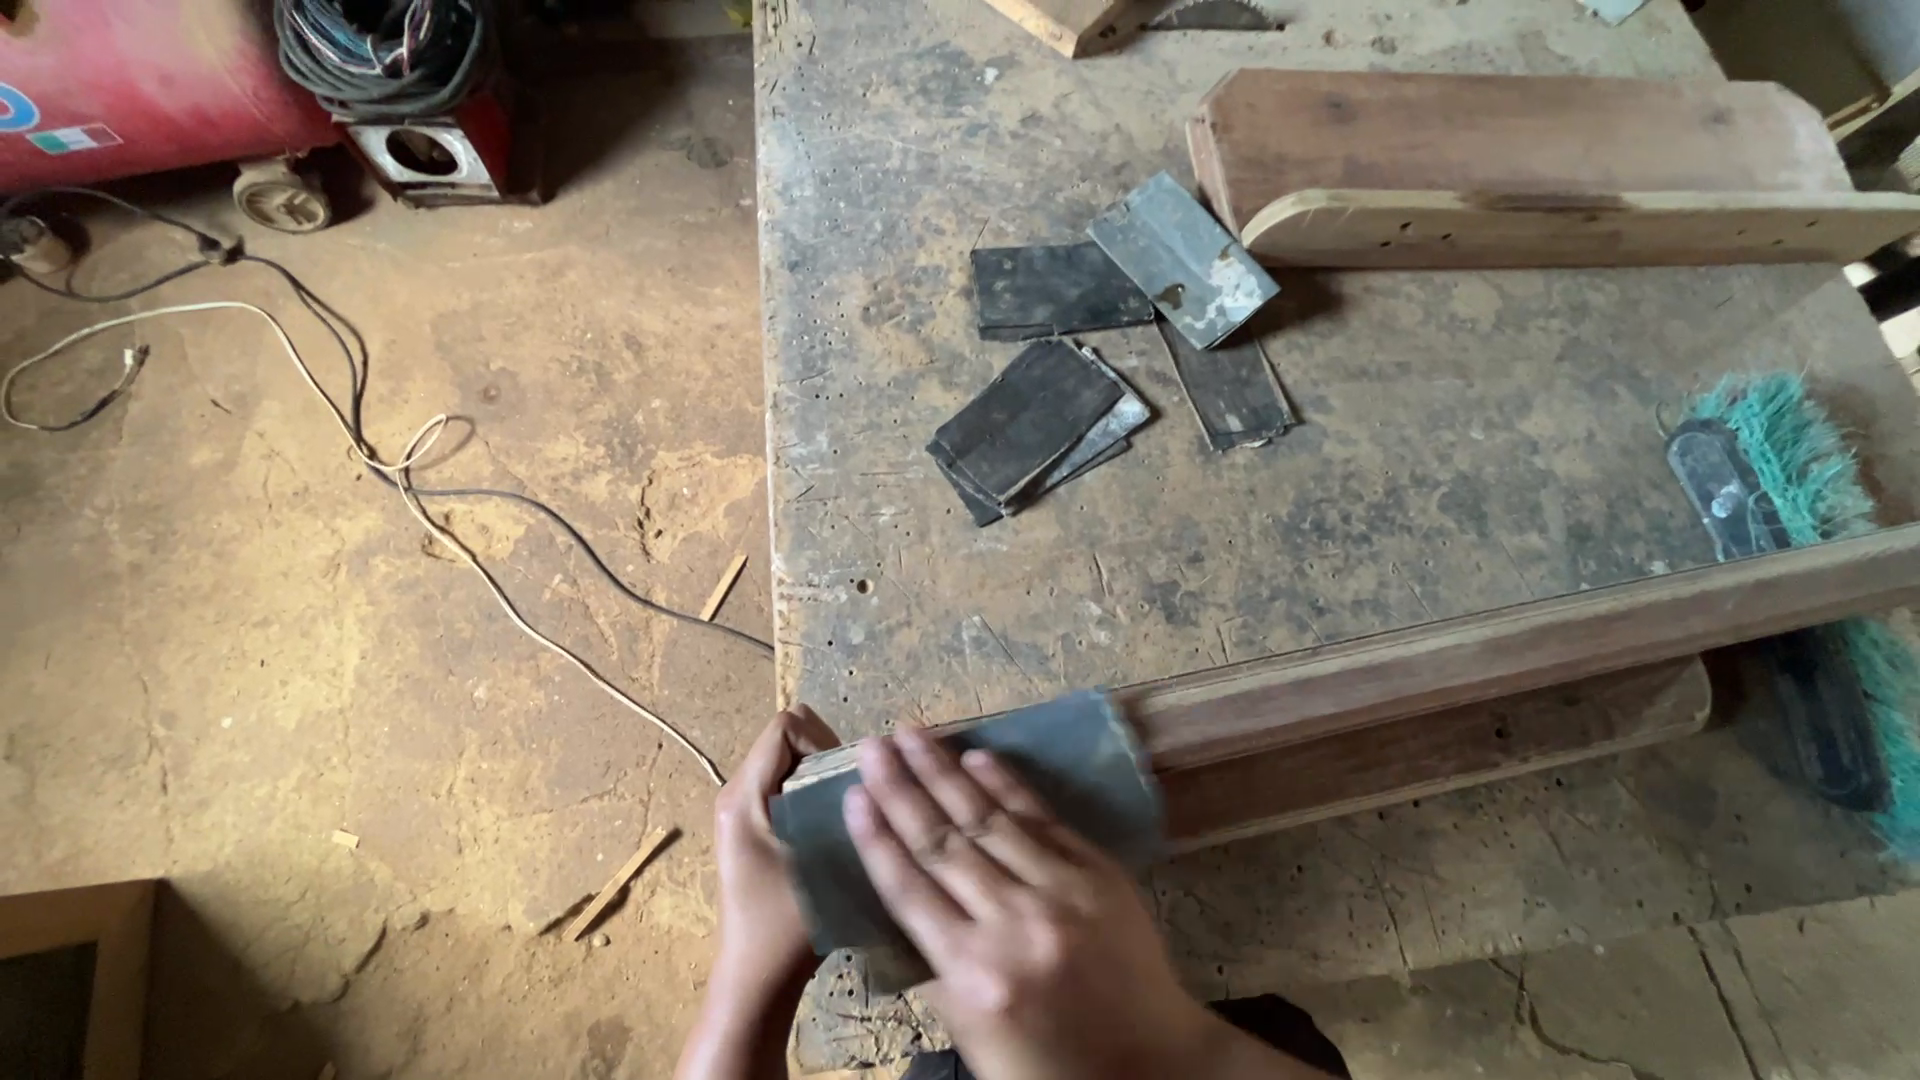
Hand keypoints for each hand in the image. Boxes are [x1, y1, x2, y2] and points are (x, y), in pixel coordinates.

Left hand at [712, 703, 839, 993]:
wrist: (756, 980)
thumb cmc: (787, 925)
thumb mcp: (824, 862)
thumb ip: (846, 813)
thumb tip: (878, 773)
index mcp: (743, 796)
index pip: (784, 727)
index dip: (822, 739)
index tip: (845, 779)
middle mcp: (735, 793)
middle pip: (787, 739)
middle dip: (825, 755)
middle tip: (851, 795)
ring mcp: (741, 810)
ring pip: (789, 762)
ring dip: (821, 776)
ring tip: (845, 812)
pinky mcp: (752, 826)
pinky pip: (785, 784)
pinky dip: (812, 792)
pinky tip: (832, 828)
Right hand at [842, 728, 1216, 1079]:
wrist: (1152, 1064)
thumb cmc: (1050, 1062)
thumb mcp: (974, 1035)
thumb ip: (937, 966)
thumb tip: (907, 899)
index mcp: (972, 973)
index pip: (909, 889)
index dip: (876, 838)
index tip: (853, 796)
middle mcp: (1011, 923)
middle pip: (941, 841)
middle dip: (900, 788)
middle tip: (872, 746)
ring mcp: (1059, 889)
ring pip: (987, 818)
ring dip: (944, 771)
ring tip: (912, 734)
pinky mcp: (1096, 871)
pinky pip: (1041, 817)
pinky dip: (1007, 784)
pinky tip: (978, 756)